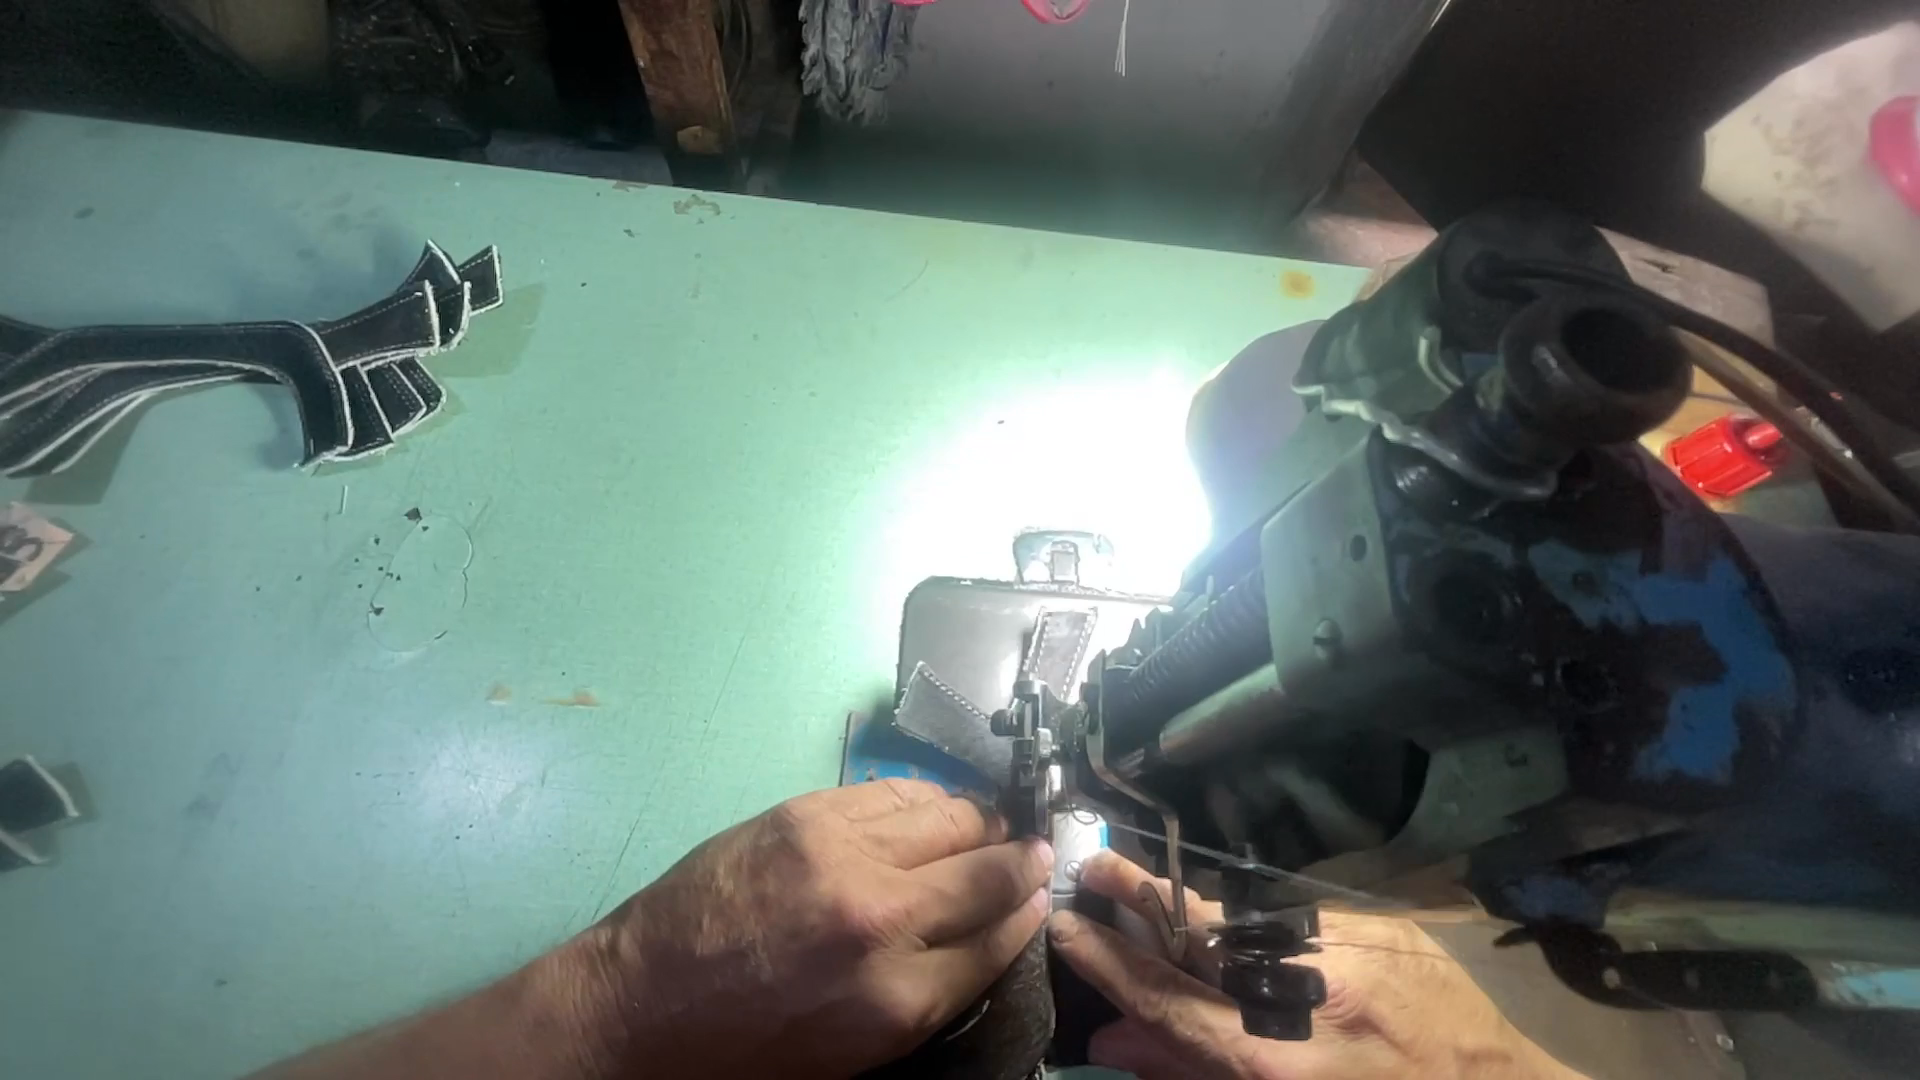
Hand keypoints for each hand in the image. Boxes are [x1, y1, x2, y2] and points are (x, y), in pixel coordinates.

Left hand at [576, 779, 1053, 1078]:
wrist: (644, 999)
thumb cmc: (752, 1043)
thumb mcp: (854, 1049)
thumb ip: (932, 989)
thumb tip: (991, 929)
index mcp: (896, 1002)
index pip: (996, 941)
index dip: (1027, 913)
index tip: (1041, 892)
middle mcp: (882, 918)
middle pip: (985, 872)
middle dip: (1021, 860)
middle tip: (1034, 850)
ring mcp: (844, 852)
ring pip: (950, 817)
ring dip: (982, 820)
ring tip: (991, 823)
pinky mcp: (811, 811)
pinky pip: (898, 790)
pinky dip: (929, 797)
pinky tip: (938, 805)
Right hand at [1048, 852, 1585, 1079]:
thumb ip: (1196, 1069)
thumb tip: (1121, 1037)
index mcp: (1286, 1061)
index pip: (1172, 1000)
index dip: (1110, 963)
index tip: (1066, 924)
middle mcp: (1311, 992)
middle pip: (1197, 931)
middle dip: (1137, 893)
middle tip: (1092, 865)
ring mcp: (1348, 949)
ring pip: (1237, 911)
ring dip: (1180, 902)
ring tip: (1132, 883)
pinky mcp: (1378, 923)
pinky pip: (1287, 911)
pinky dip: (1246, 919)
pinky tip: (1227, 922)